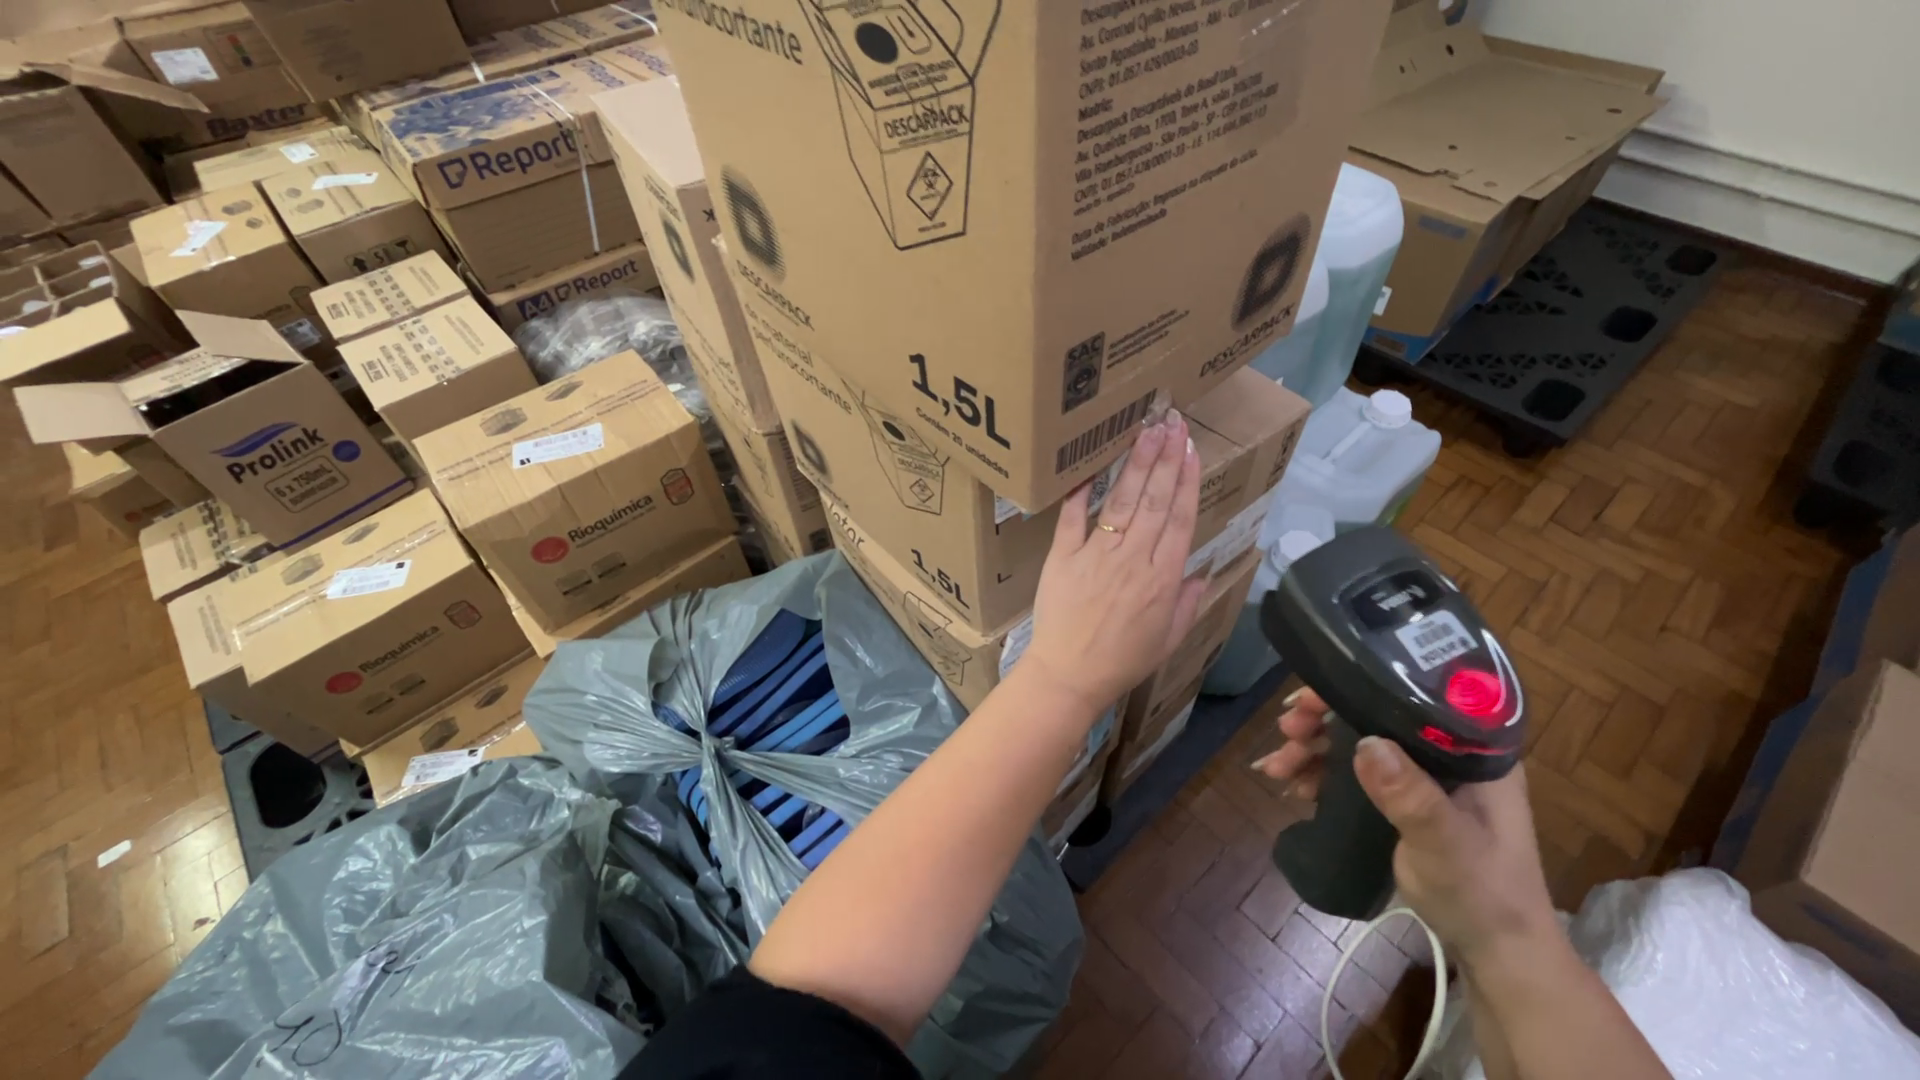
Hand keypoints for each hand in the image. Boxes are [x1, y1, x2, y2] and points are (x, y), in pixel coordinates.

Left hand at [1021, 410, 1207, 716]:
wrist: (1070, 676)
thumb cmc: (1122, 662)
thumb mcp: (1169, 639)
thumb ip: (1187, 603)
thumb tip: (1200, 572)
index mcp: (1163, 579)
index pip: (1179, 519)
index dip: (1186, 481)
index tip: (1190, 450)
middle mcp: (1134, 560)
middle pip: (1154, 501)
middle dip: (1165, 458)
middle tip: (1171, 422)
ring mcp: (1097, 555)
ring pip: (1121, 502)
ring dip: (1136, 464)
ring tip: (1145, 431)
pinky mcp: (1063, 557)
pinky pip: (1072, 518)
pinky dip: (1079, 491)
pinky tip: (1089, 464)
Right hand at [1255, 689, 1561, 967]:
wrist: (1497, 950)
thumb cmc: (1484, 894)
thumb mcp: (1446, 844)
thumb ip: (1410, 795)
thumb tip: (1365, 742)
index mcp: (1469, 747)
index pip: (1406, 695)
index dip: (1354, 688)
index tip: (1310, 701)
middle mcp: (1445, 753)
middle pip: (1373, 717)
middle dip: (1322, 721)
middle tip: (1285, 732)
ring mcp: (1423, 777)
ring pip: (1357, 745)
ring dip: (1313, 750)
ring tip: (1275, 767)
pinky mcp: (1403, 802)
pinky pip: (1354, 774)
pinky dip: (1320, 775)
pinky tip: (1293, 785)